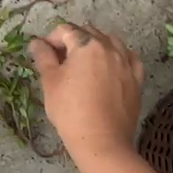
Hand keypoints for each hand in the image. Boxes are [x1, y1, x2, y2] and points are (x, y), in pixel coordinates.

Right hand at [31, 23, 144, 171]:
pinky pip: (130, 58)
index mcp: (86, 44)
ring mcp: (126, 63)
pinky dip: (119, 56)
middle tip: (60, 60)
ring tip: (84, 61)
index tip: (43, 54)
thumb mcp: (50, 81)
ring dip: (96, 44)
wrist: (102, 142)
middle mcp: (109, 48)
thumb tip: (36, 42)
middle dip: (72, 40)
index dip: (51, 39)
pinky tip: (112, 65)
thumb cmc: (70, 110)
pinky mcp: (136, 80)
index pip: (66, 30)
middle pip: (88, 32)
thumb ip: (43, 56)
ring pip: (111, 41)